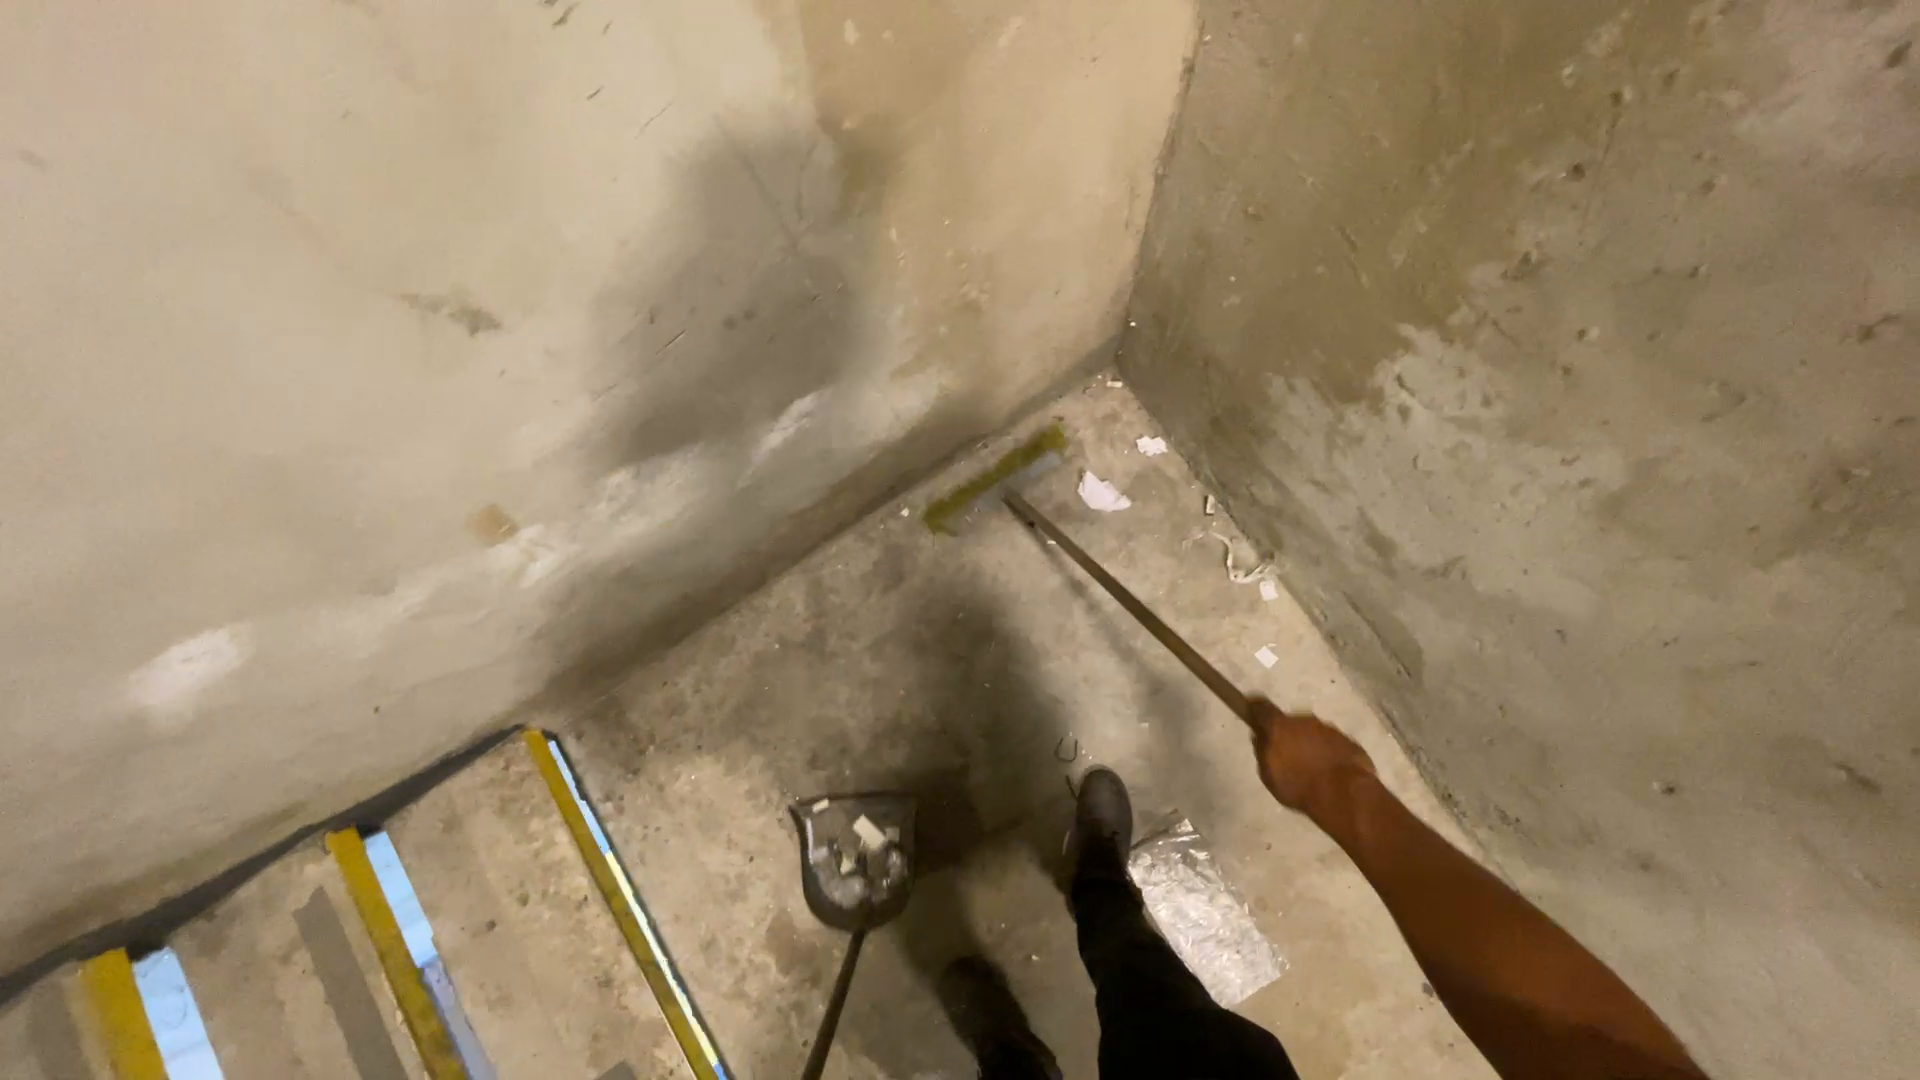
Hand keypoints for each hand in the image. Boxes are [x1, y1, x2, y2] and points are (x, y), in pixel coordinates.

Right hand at [1248, 698, 1375, 817]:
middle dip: (1289, 734)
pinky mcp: (1349, 741)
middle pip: (1291, 722)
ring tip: (1312, 767)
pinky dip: (1329, 753)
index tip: (1252, 711)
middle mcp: (1304, 720)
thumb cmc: (1298, 785)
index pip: (1261, 707)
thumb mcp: (1268, 774)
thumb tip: (1260, 738)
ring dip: (1310, 744)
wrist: (1344, 794)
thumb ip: (1262, 752)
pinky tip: (1330, 771)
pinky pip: (1333, 743)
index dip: (1256, 708)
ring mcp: (1329, 729)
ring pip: (1314, 732)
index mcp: (1279, 726)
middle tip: (1289, 754)